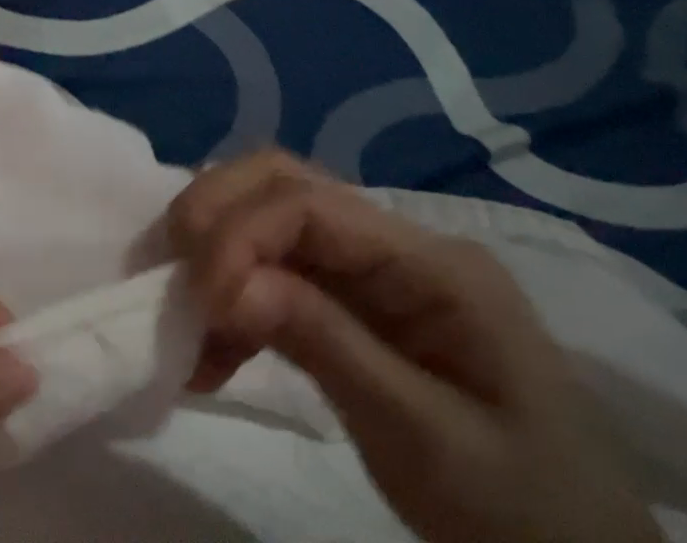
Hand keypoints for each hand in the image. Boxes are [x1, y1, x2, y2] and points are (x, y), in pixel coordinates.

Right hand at [167, 150, 660, 542]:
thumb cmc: (518, 502)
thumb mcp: (423, 434)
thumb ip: (327, 344)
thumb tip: (225, 284)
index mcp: (435, 265)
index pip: (308, 204)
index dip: (236, 237)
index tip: (200, 305)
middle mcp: (398, 247)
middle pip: (280, 183)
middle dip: (210, 219)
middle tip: (167, 280)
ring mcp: (373, 273)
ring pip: (264, 221)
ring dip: (210, 260)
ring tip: (184, 329)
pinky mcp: (351, 306)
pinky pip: (269, 276)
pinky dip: (226, 302)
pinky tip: (209, 356)